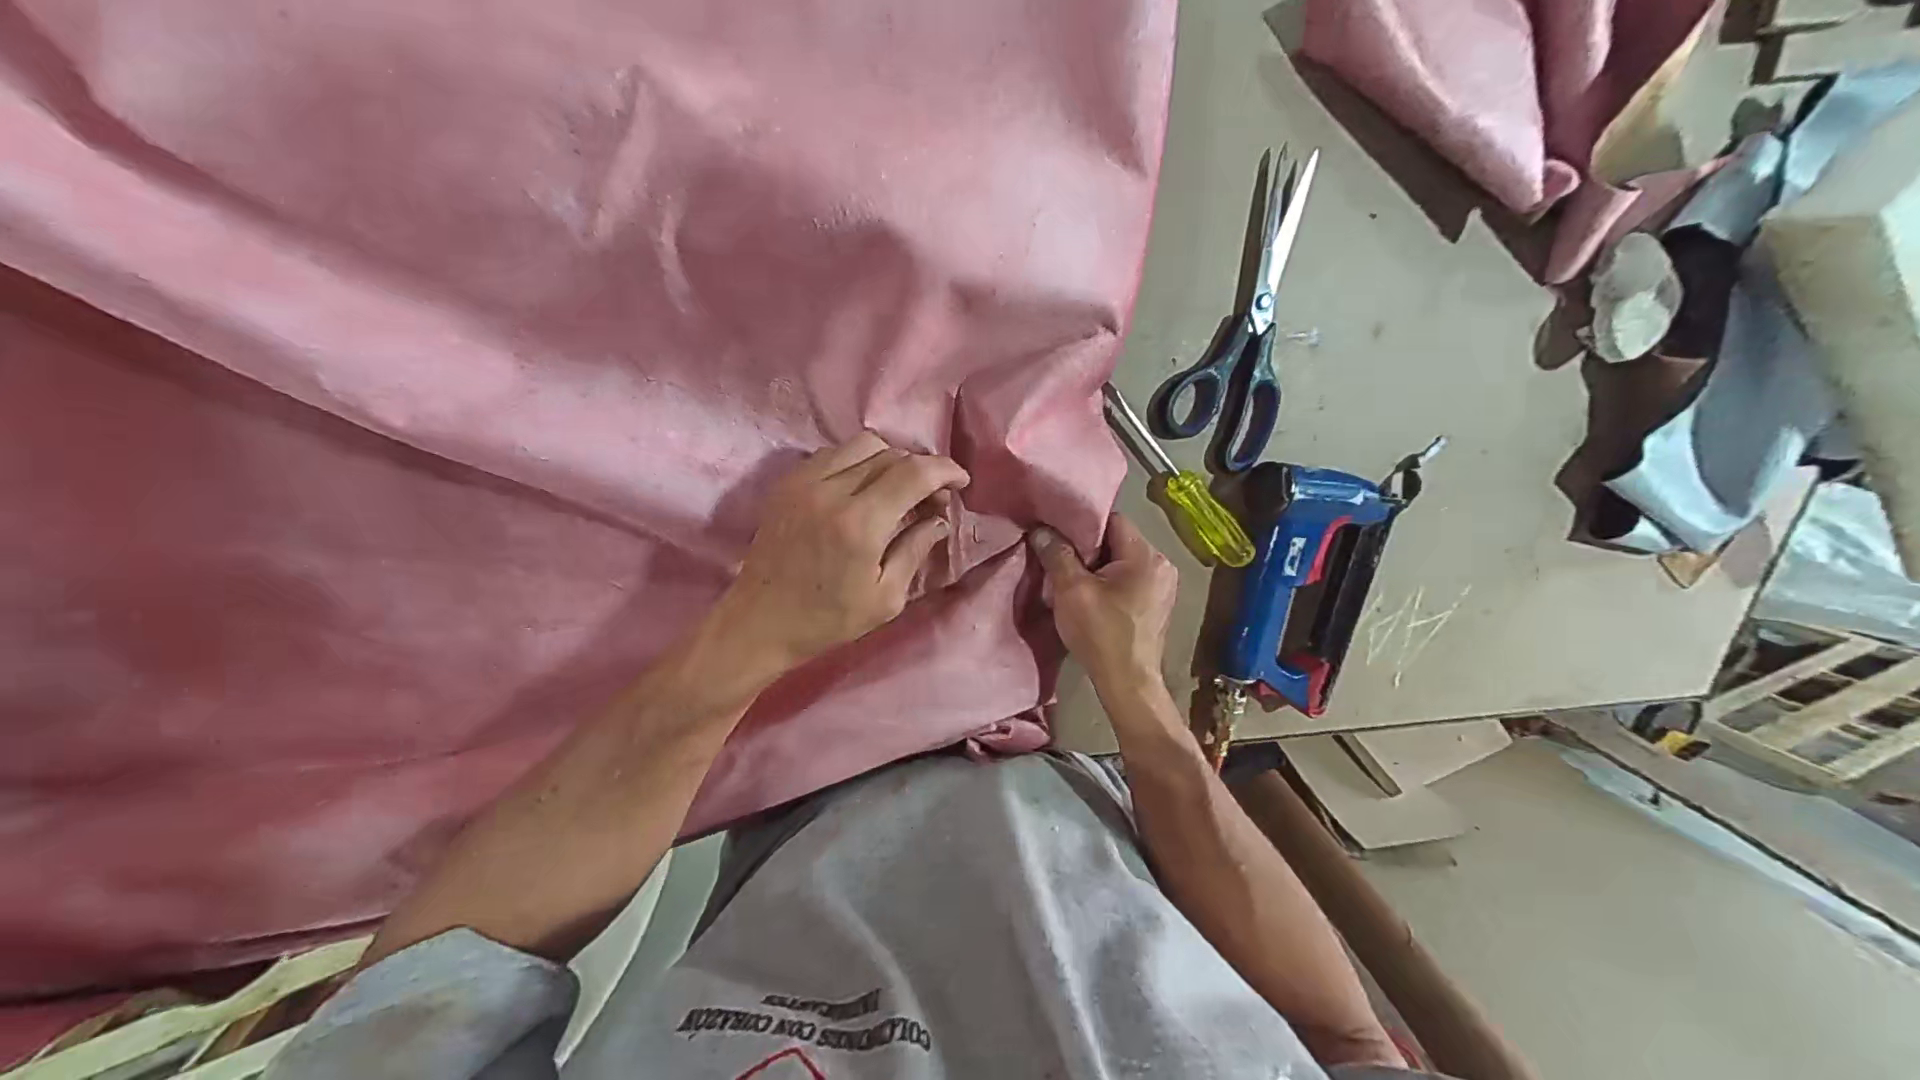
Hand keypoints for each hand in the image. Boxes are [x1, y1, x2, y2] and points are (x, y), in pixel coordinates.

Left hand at [713, 432, 969, 677]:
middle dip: (922, 469)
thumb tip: (939, 519)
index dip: (945, 470)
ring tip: (899, 488)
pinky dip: (858, 461)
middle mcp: (831, 490)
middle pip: (891, 454)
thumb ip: (916, 550)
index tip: (961, 482)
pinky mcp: (787, 483)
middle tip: (932, 497)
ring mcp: (804, 482)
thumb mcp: (885, 598)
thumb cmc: (827, 619)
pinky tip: (863, 488)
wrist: (760, 622)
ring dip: (890, 459)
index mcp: (860, 523)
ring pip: (862, 444)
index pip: (914, 472)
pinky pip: (833, 453)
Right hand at [1029, 514, 1178, 692]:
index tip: (1058, 535)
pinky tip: (1091, 597)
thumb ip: (1056, 555)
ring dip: (1097, 567)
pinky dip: (1109, 583)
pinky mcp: (1157, 604)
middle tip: (1060, 558)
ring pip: (1122, 561)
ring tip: (1072, 579)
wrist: (1128, 683)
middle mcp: (1162, 565)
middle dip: (1088, 548)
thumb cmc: (1101, 634)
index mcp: (1147, 556)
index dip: (1082, 525)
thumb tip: (1041, 530)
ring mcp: (1163, 586)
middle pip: (1118, 541)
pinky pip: (1129, 580)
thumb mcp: (1071, 590)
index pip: (1112, 520)